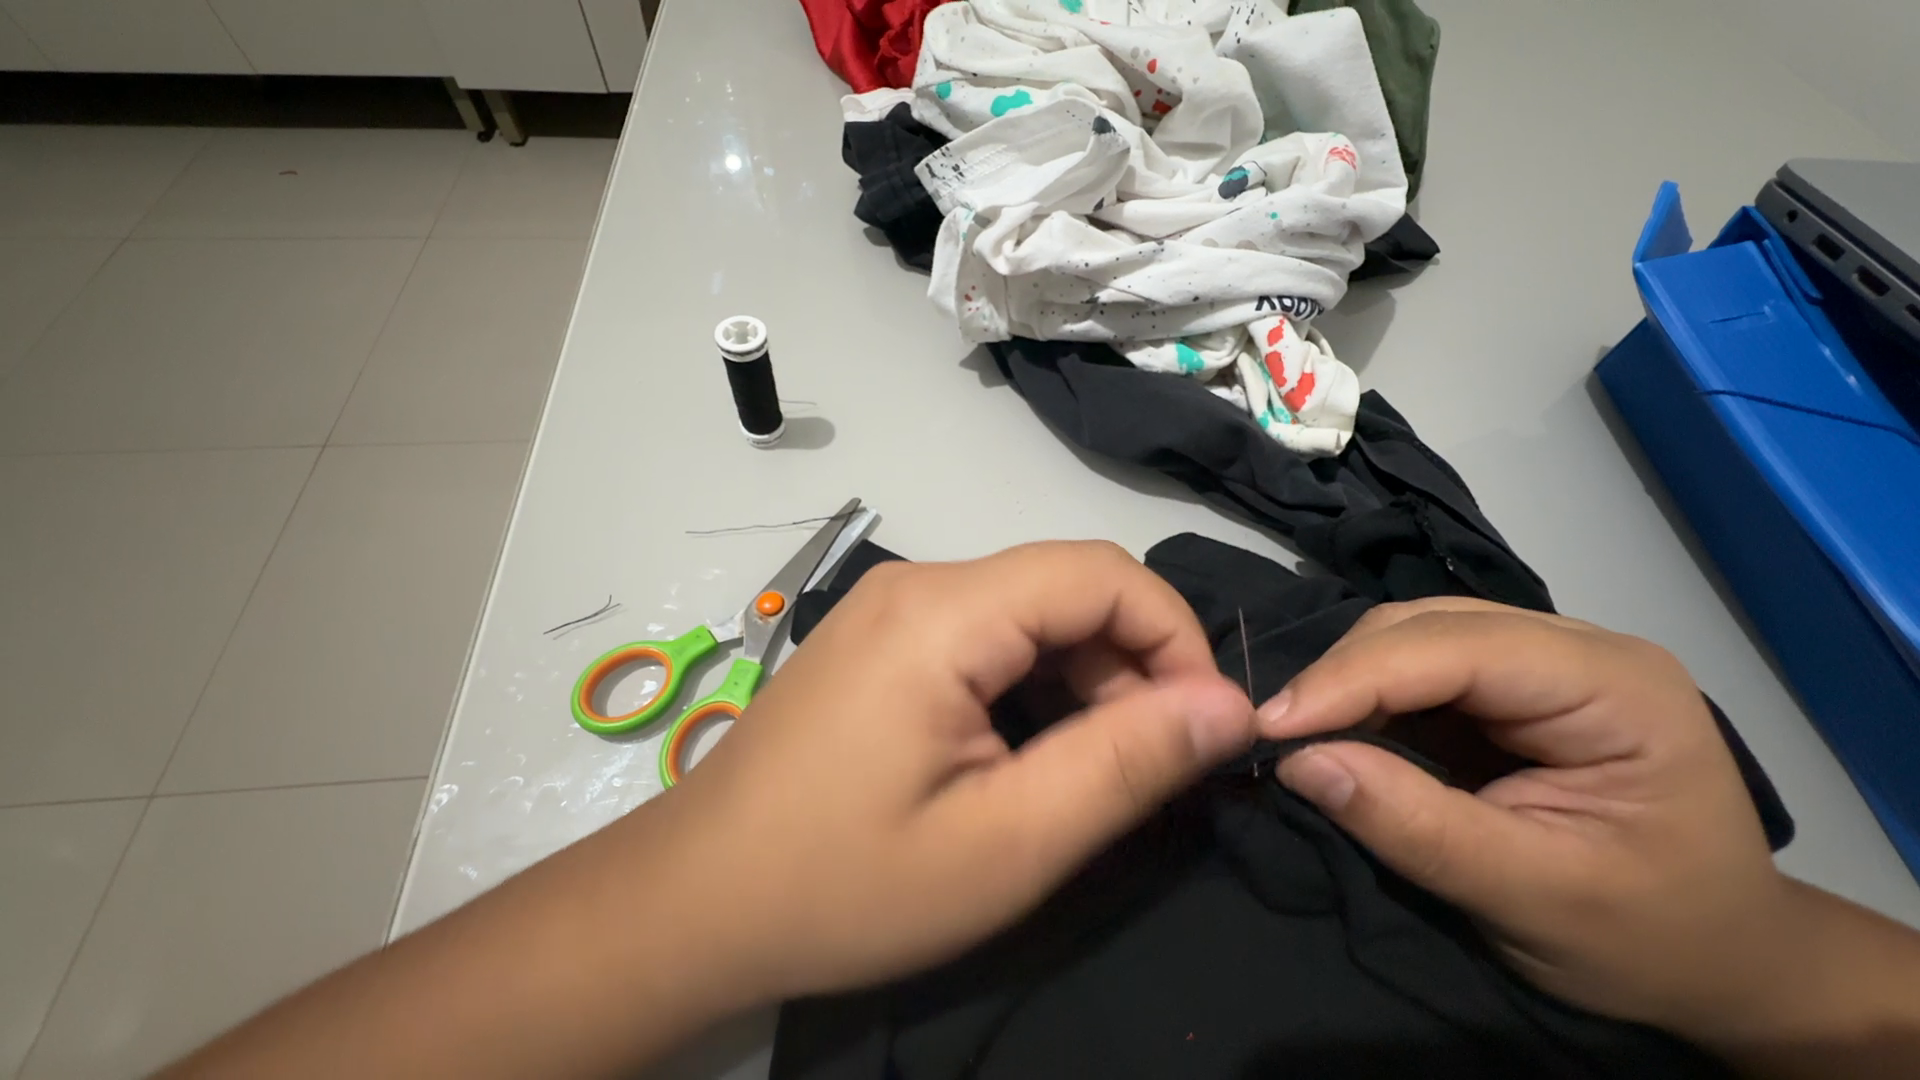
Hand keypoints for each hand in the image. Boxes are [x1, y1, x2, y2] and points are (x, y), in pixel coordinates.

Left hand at [653, 540, 1256, 1004]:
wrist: (694, 902)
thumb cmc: (845, 884)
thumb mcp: (1006, 844)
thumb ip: (1124, 765)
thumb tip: (1228, 707)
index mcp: (943, 613)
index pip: (1101, 574)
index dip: (1175, 638)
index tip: (1205, 728)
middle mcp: (916, 585)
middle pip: (1065, 588)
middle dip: (1133, 663)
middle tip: (1150, 764)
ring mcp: (890, 610)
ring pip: (1029, 612)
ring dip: (1084, 677)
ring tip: (1093, 769)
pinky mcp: (878, 642)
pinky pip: (984, 636)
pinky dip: (1033, 682)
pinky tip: (1031, 752)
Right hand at [1256, 598, 1789, 1035]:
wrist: (1719, 961)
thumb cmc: (1650, 939)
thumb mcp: (1533, 898)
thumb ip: (1415, 825)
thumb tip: (1299, 762)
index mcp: (1614, 687)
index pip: (1458, 649)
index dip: (1354, 678)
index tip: (1271, 726)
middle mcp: (1575, 650)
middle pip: (1426, 626)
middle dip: (1342, 676)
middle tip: (1275, 736)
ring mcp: (1540, 661)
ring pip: (1409, 635)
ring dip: (1346, 682)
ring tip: (1300, 735)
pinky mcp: (1506, 687)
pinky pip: (1412, 667)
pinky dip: (1363, 696)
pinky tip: (1338, 729)